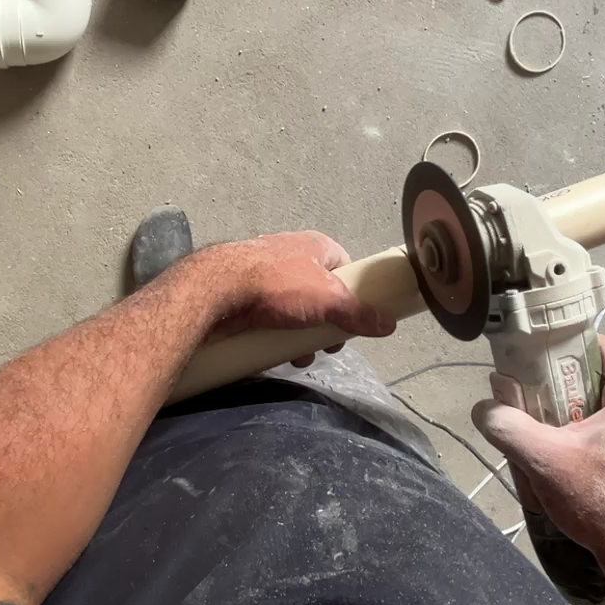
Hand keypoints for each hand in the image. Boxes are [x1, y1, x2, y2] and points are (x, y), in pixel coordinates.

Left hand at [185, 232, 395, 361]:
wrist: (215, 292)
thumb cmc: (277, 286)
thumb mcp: (328, 300)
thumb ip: (358, 313)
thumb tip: (389, 324)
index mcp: (315, 246)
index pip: (345, 267)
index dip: (354, 294)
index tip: (354, 320)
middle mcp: (290, 256)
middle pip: (320, 294)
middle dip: (325, 324)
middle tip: (326, 347)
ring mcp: (265, 275)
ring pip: (294, 311)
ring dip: (300, 337)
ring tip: (298, 358)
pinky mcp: (244, 296)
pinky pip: (269, 320)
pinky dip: (276, 337)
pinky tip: (276, 355)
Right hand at [471, 337, 604, 568]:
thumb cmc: (600, 501)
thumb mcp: (541, 459)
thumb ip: (505, 427)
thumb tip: (483, 410)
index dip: (573, 346)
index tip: (544, 358)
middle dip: (570, 388)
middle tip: (539, 402)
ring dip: (583, 417)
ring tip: (554, 437)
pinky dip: (600, 440)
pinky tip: (579, 466)